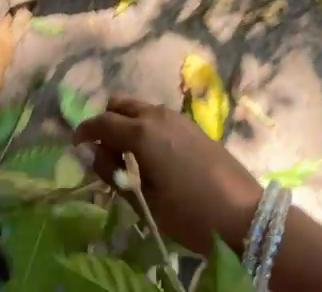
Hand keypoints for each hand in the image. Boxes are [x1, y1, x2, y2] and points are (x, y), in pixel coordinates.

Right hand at [73, 96, 263, 256]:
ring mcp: (177, 117)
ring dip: (127, 123)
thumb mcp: (145, 200)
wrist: (245, 216)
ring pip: (140, 108)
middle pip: (119, 105)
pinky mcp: (193, 125)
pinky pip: (158, 116)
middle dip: (106, 123)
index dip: (84, 132)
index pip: (101, 122)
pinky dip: (146, 127)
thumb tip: (88, 154)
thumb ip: (113, 172)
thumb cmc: (190, 213)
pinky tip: (154, 156)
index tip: (77, 147)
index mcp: (140, 132)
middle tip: (105, 153)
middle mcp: (156, 115)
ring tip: (129, 157)